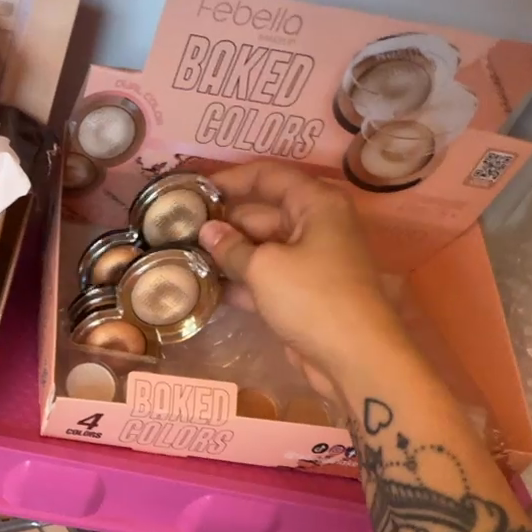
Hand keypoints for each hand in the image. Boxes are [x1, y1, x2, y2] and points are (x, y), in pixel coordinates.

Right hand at [197, 160, 413, 393]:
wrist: (352, 355)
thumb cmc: (312, 297)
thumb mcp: (264, 267)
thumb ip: (231, 248)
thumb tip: (206, 231)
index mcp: (315, 204)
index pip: (269, 176)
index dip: (231, 180)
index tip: (194, 191)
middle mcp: (314, 226)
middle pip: (261, 213)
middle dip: (223, 222)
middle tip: (179, 231)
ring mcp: (307, 261)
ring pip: (259, 248)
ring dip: (226, 254)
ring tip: (182, 257)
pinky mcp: (299, 293)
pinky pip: (263, 277)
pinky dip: (237, 280)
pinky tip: (203, 286)